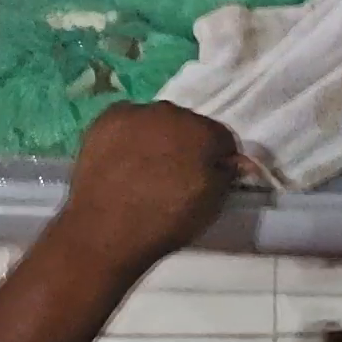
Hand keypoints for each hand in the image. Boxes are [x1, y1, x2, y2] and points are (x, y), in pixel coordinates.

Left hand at [54, 101, 238, 273]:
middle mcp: (173, 112)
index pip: (222, 139)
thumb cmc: (166, 220)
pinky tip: (122, 159)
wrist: (106, 229)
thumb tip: (236, 161)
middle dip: (187, 145)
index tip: (208, 178)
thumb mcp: (212, 205)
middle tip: (175, 176)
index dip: (218, 159)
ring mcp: (137, 113)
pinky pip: (127, 121)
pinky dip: (129, 136)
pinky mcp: (106, 119)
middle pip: (189, 125)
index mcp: (204, 132)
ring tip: (144, 169)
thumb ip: (228, 175)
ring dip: (157, 138)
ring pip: (157, 121)